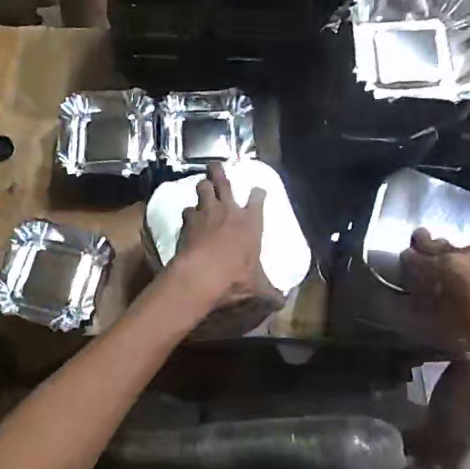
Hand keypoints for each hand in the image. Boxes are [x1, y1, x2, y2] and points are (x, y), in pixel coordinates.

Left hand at [163, 162, 271, 313]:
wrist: (201, 275)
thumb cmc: (235, 278)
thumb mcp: (258, 288)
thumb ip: (270, 293)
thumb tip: (283, 303)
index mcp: (251, 222)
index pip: (258, 199)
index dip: (258, 193)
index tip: (258, 191)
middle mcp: (229, 211)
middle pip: (224, 182)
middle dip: (220, 172)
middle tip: (216, 165)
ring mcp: (206, 213)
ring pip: (202, 188)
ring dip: (202, 186)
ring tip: (202, 185)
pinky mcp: (188, 221)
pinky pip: (187, 210)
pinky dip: (188, 212)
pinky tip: (188, 216)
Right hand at [399, 228, 469, 360]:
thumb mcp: (451, 325)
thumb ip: (432, 308)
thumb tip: (420, 299)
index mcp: (449, 266)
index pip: (420, 259)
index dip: (409, 259)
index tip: (404, 256)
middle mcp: (467, 253)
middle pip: (441, 245)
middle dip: (427, 244)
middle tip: (418, 239)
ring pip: (462, 249)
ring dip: (451, 253)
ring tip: (446, 261)